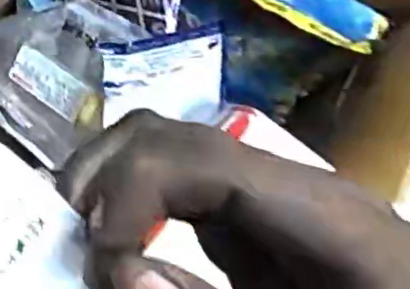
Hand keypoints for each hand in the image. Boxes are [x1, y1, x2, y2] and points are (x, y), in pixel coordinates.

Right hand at [57, 111, 409, 288]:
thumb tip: (117, 271)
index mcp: (337, 220)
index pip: (202, 161)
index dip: (132, 193)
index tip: (101, 259)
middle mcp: (304, 188)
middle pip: (173, 138)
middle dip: (107, 176)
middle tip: (72, 235)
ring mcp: (283, 200)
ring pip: (168, 148)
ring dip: (113, 181)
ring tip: (88, 234)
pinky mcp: (269, 224)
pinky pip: (186, 188)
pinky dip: (141, 205)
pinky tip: (126, 242)